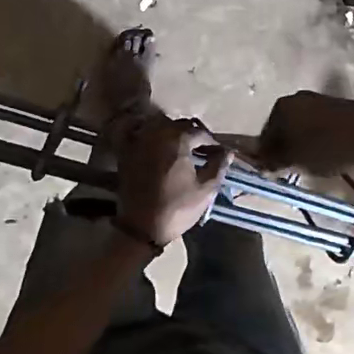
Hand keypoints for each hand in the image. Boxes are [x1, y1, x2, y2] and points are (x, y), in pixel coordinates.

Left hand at [115, 116, 230, 247]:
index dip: (212, 142)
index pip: (200, 132)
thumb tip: (228, 152)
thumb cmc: (177, 208)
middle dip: (193, 134)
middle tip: (202, 149)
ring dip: (172, 132)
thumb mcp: (206, 189)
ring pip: (159, 125)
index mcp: (178, 140)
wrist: (140, 228)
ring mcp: (138, 141)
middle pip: (180, 125)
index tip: (218, 153)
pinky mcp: (126, 153)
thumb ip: (218, 165)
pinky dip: (145, 132)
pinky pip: (135, 132)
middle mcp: (157, 134)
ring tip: (181, 146)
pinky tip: (154, 142)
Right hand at [256, 91, 353, 177]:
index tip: (273, 170)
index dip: (267, 154)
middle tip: (291, 168)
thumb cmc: (325, 148)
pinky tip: (329, 152)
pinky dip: (320, 138)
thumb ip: (270, 159)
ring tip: (311, 163)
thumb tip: (258, 159)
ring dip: (303, 143)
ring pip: (302, 125)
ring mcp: (320, 99)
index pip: (264, 134)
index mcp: (281, 106)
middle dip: (285, 147)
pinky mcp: (340, 106)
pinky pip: (321, 125)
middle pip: (283, 127)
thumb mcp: (293, 159)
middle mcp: (297, 97)